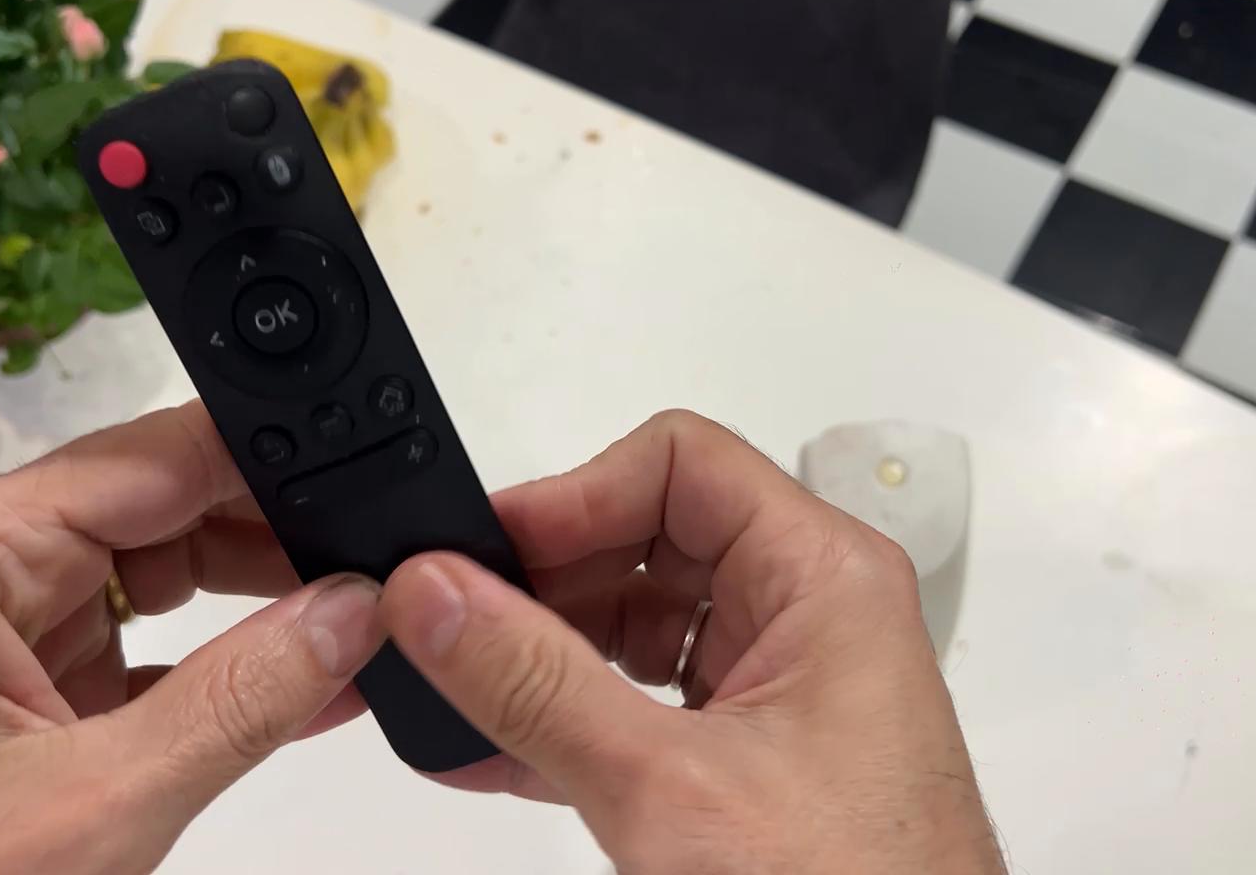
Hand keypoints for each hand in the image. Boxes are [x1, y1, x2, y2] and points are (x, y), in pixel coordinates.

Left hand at [0, 403, 384, 874]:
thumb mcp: (94, 809)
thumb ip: (244, 698)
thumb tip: (361, 607)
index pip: (160, 457)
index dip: (270, 460)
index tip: (366, 477)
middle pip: (172, 500)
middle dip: (276, 531)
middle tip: (373, 560)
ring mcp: (10, 610)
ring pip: (177, 557)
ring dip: (266, 591)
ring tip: (356, 616)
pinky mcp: (37, 661)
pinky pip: (160, 624)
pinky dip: (231, 650)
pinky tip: (308, 674)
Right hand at [380, 411, 1005, 874]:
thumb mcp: (670, 792)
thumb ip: (536, 685)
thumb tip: (434, 594)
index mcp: (821, 573)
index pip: (680, 463)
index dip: (578, 491)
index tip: (490, 543)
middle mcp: (801, 602)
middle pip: (648, 530)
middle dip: (547, 574)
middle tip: (458, 613)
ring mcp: (772, 667)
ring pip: (633, 609)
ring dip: (544, 646)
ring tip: (462, 680)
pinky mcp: (744, 729)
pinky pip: (638, 683)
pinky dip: (566, 705)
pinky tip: (496, 741)